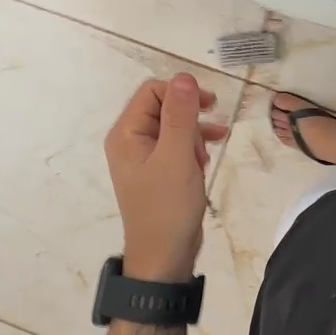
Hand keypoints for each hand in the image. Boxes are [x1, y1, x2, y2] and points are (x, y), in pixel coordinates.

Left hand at [104, 73, 230, 282]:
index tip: (207, 106)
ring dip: (194, 132)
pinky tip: (209, 155)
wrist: (164, 258)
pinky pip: (176, 144)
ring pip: (174, 125)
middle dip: (189, 116)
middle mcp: (130, 140)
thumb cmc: (167, 207)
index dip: (181, 93)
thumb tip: (184, 76)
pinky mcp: (158, 170)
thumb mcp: (177, 157)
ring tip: (208, 149)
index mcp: (126, 133)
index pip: (153, 91)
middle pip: (164, 106)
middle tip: (208, 133)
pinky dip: (193, 146)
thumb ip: (180, 115)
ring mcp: (144, 156)